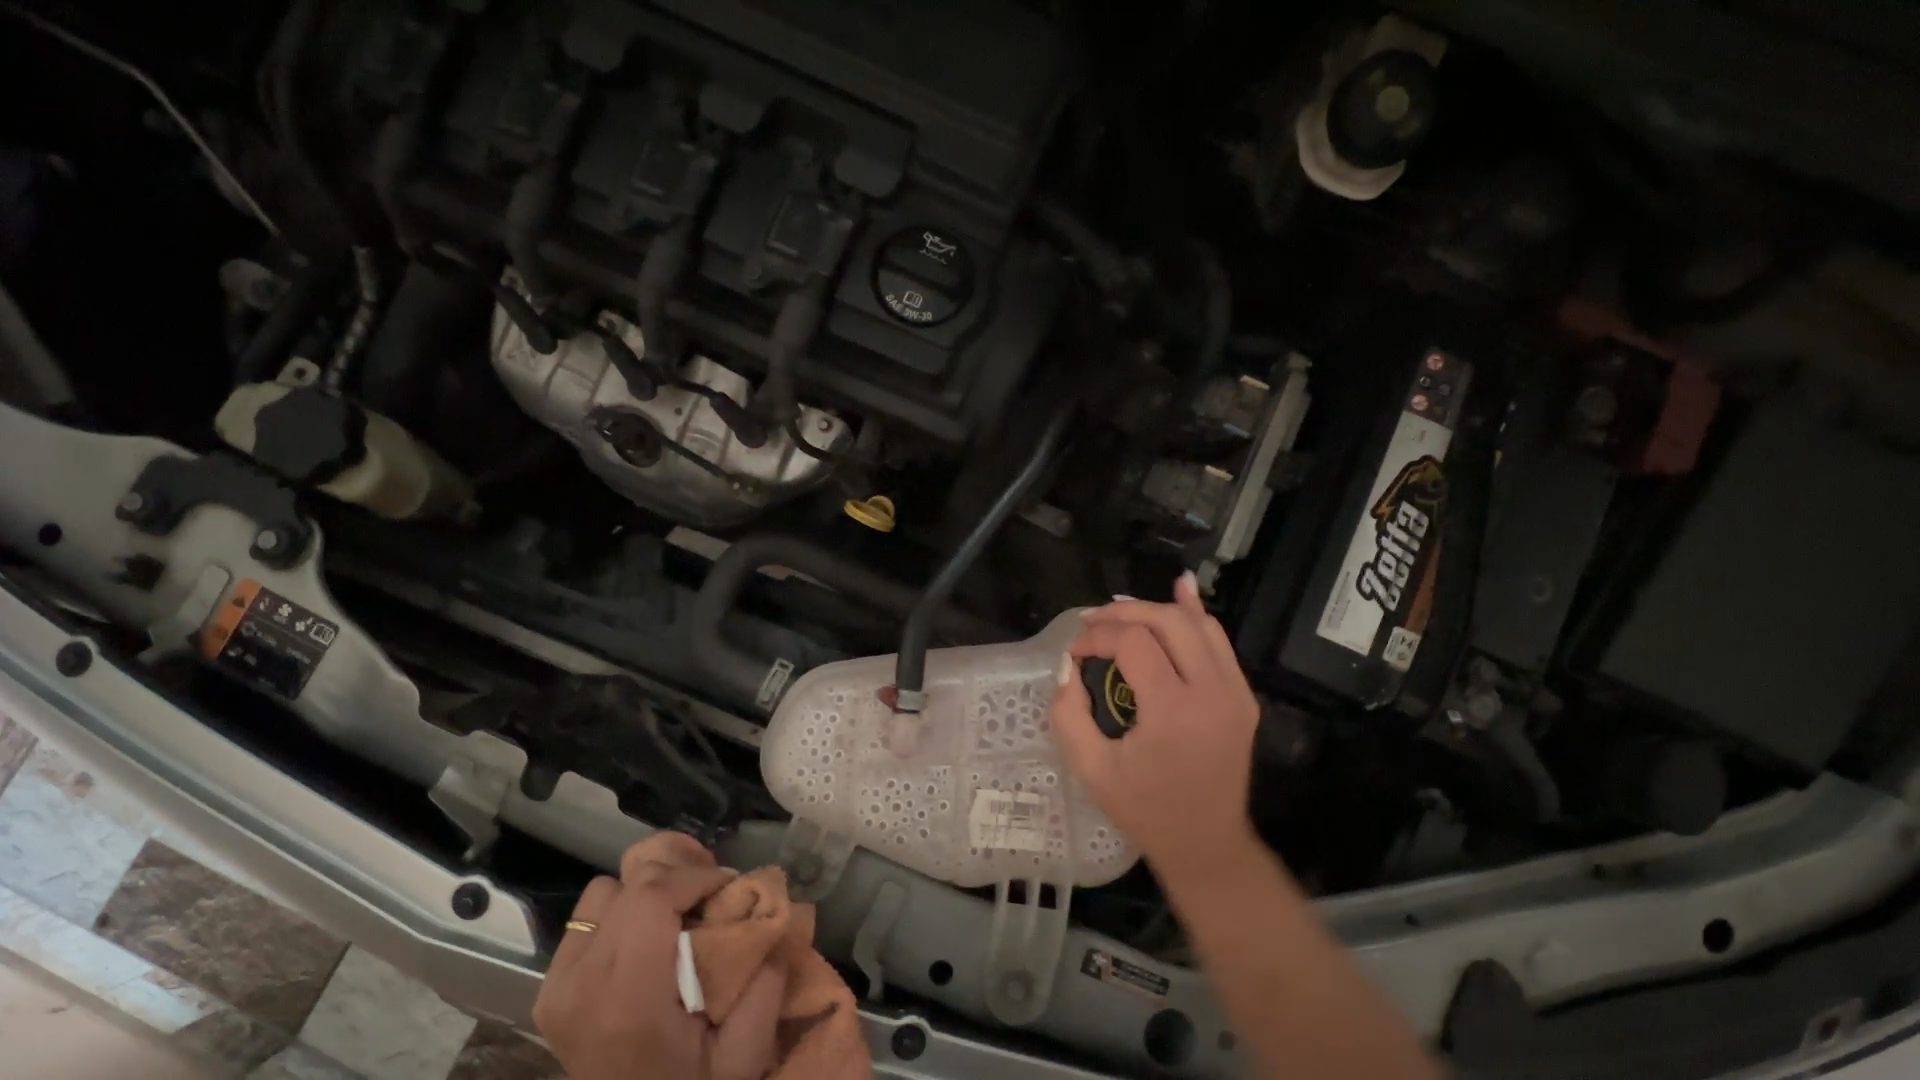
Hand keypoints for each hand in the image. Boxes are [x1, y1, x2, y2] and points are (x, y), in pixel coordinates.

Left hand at [534, 833, 788, 1079]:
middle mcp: (581, 986)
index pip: (650, 897)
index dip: (694, 877)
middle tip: (712, 898)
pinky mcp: (548, 992)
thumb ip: (765, 985)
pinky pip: (585, 922)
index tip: (729, 886)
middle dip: (677, 880)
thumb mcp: (743, 1055)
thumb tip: (772, 917)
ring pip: (603, 895)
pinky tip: (647, 940)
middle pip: (629, 887)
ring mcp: (556, 988)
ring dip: (645, 896)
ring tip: (678, 917)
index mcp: (629, 1001)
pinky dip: (620, 916)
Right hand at [1050, 572, 1260, 875]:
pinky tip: (1179, 591)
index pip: (1133, 642)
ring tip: (1121, 614)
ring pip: (1199, 624)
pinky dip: (1195, 616)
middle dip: (1125, 612)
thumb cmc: (1144, 810)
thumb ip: (1069, 713)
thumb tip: (1068, 667)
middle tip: (1093, 624)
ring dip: (1157, 610)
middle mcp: (1211, 692)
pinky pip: (1219, 643)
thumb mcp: (1091, 769)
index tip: (1075, 652)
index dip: (1098, 636)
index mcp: (1172, 711)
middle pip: (1169, 621)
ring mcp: (1235, 692)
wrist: (1206, 843)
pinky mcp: (1244, 697)